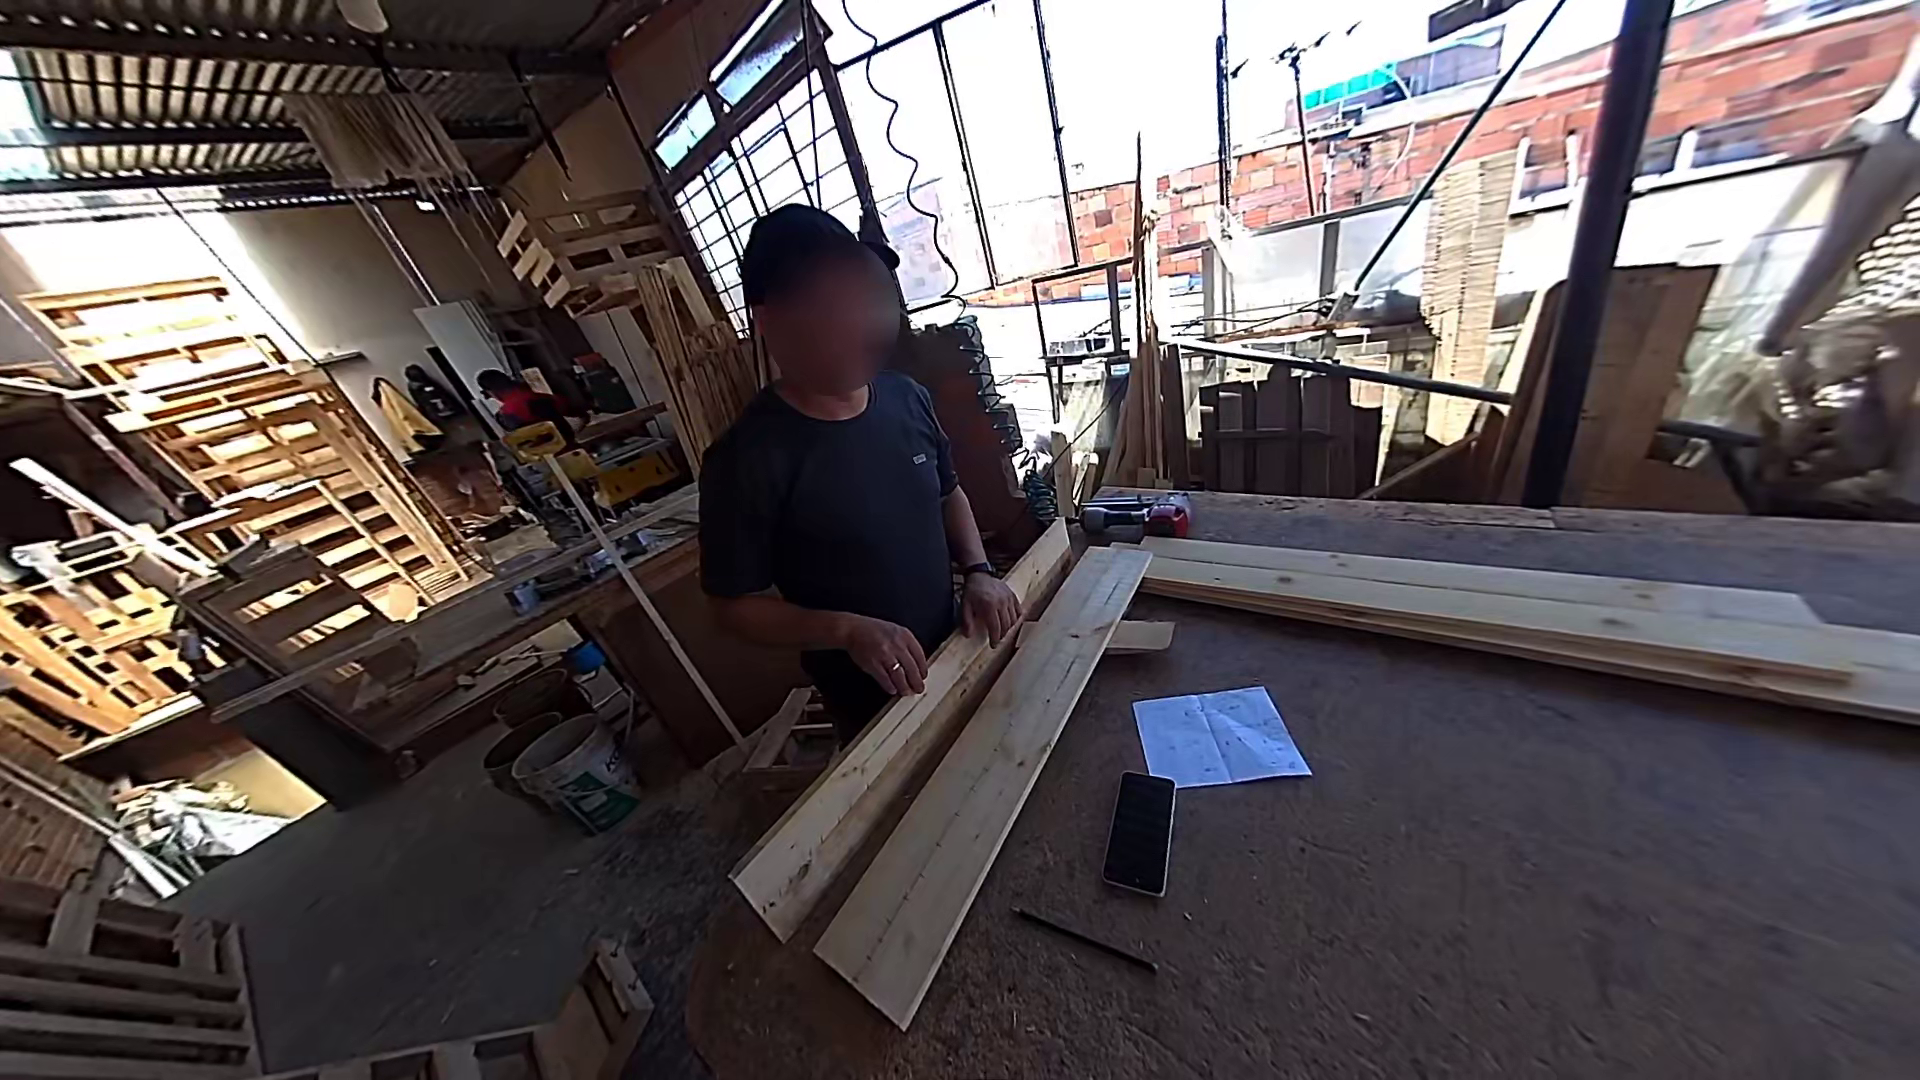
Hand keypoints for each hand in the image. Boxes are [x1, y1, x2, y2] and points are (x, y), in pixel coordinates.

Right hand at [837, 615, 928, 695]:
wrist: (853, 629)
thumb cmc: (874, 631)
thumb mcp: (895, 631)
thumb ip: (906, 644)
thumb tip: (915, 664)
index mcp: (904, 636)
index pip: (920, 656)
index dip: (923, 669)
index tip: (923, 677)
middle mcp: (896, 645)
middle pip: (912, 668)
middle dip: (916, 682)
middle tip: (918, 689)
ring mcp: (885, 655)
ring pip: (899, 676)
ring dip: (904, 687)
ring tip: (906, 692)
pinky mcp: (873, 664)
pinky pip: (885, 679)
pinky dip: (890, 686)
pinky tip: (892, 690)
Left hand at [960, 571, 1020, 645]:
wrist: (979, 575)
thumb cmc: (972, 592)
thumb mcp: (965, 606)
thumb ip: (967, 621)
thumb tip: (968, 635)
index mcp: (989, 606)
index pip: (996, 628)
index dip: (995, 639)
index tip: (994, 646)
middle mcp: (1001, 603)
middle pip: (1006, 625)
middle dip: (1002, 635)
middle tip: (997, 639)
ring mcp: (1008, 598)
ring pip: (1014, 619)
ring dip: (1009, 628)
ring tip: (1003, 631)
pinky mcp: (1013, 595)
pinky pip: (1018, 610)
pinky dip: (1016, 618)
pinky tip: (1011, 622)